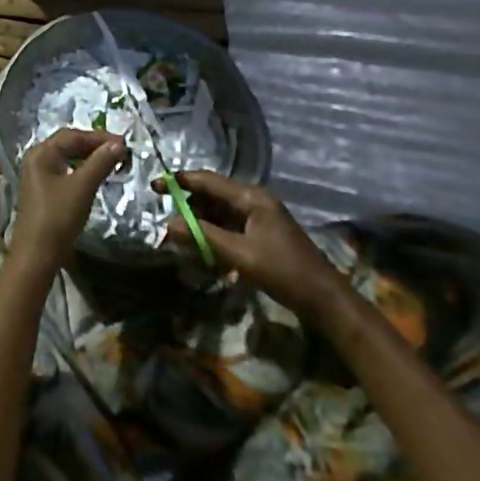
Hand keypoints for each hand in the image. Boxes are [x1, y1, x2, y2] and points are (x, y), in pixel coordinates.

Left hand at [13, 128, 126, 270]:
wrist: (37, 255)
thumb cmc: (58, 217)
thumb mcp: (82, 187)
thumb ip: (100, 162)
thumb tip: (119, 144)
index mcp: (41, 153)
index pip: (72, 135)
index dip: (99, 137)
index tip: (123, 143)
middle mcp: (36, 159)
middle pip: (68, 143)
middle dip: (94, 145)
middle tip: (119, 151)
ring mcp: (38, 175)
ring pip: (67, 158)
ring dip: (89, 157)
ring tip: (111, 162)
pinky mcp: (43, 190)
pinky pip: (65, 170)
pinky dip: (81, 169)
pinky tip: (94, 176)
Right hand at [158, 171, 345, 315]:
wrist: (325, 299)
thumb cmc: (284, 272)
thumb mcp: (240, 255)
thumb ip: (204, 237)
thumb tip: (169, 224)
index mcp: (251, 197)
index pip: (208, 181)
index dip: (179, 181)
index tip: (154, 186)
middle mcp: (254, 200)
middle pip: (212, 194)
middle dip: (188, 206)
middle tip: (167, 222)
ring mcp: (259, 216)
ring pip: (219, 211)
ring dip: (200, 222)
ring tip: (182, 237)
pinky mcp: (261, 232)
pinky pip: (229, 225)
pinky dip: (214, 233)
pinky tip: (203, 247)